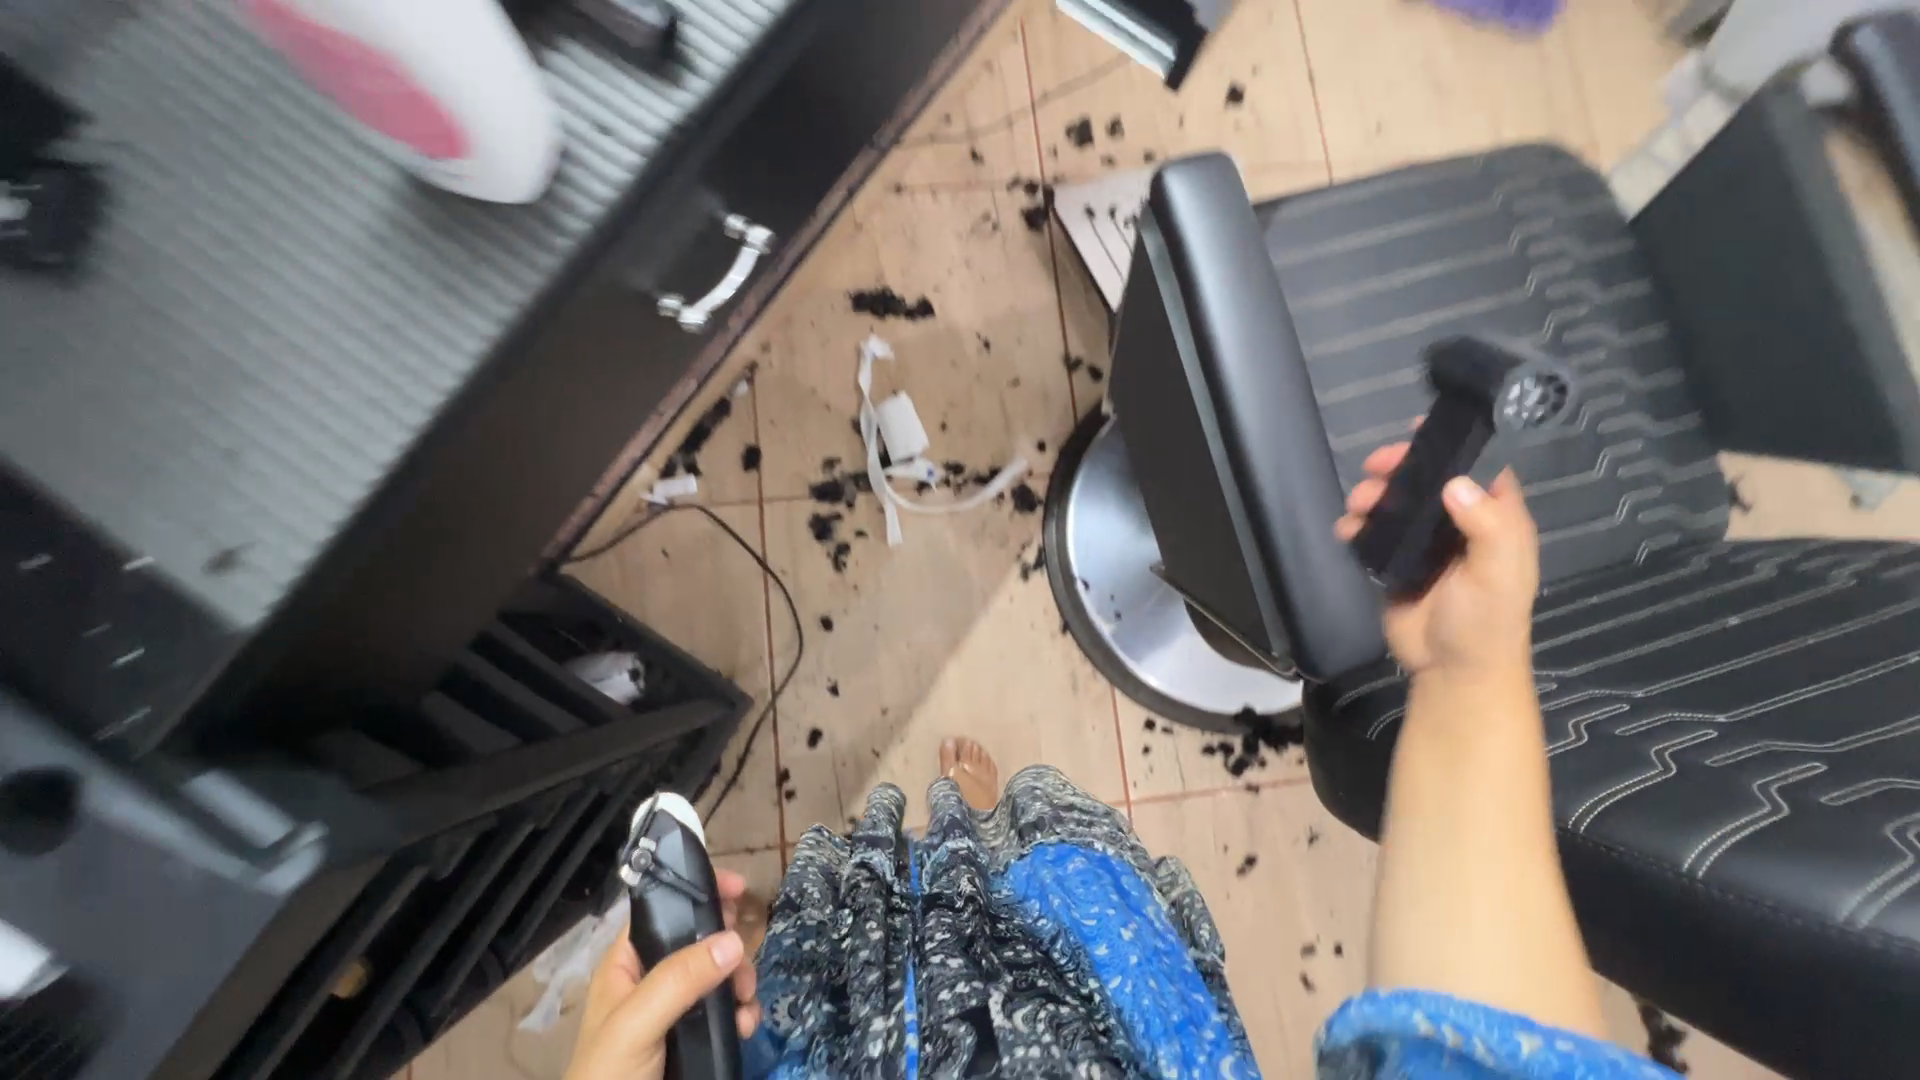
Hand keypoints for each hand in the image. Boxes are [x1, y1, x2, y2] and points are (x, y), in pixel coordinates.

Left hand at [564, 869, 761, 1079]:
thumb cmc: (608, 1079)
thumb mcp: (635, 1025)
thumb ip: (680, 980)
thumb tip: (735, 939)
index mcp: (628, 965)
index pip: (665, 910)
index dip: (698, 893)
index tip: (739, 888)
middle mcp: (654, 981)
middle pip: (702, 939)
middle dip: (730, 945)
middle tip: (744, 960)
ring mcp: (677, 1011)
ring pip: (721, 974)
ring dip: (741, 982)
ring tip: (745, 1004)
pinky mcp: (697, 1038)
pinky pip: (729, 1010)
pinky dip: (743, 1012)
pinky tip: (744, 1026)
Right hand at [1334, 441, 1538, 677]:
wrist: (1450, 669)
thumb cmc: (1487, 620)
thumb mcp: (1499, 572)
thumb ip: (1487, 526)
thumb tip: (1452, 483)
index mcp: (1496, 521)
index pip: (1479, 470)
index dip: (1453, 448)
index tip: (1420, 432)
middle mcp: (1459, 526)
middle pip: (1428, 483)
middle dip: (1400, 470)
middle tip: (1376, 465)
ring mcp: (1424, 545)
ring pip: (1396, 505)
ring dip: (1373, 497)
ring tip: (1358, 503)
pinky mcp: (1393, 564)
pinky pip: (1372, 535)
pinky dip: (1356, 527)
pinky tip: (1347, 530)